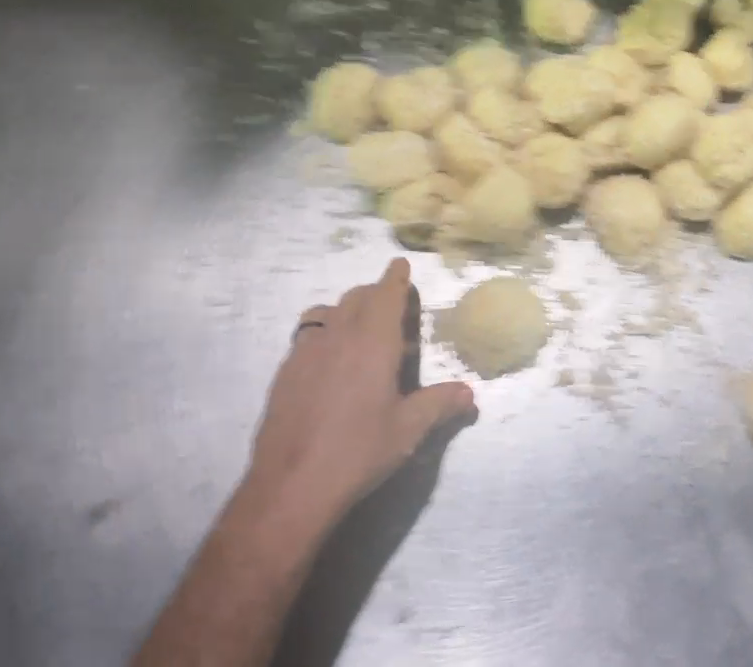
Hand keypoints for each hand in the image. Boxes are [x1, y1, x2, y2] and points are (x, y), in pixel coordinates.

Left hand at [245, 259, 474, 520]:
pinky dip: (323, 334)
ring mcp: (305, 355)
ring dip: (346, 311)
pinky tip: (330, 364)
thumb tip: (469, 392)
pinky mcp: (283, 376)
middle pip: (355, 298)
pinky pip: (306, 338)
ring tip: (359, 331)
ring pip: (326, 314)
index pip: (385, 295)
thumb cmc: (358, 452)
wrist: (290, 488)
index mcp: (373, 343)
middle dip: (375, 293)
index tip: (400, 263)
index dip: (395, 278)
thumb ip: (440, 405)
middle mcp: (337, 338)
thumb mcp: (408, 431)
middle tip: (392, 305)